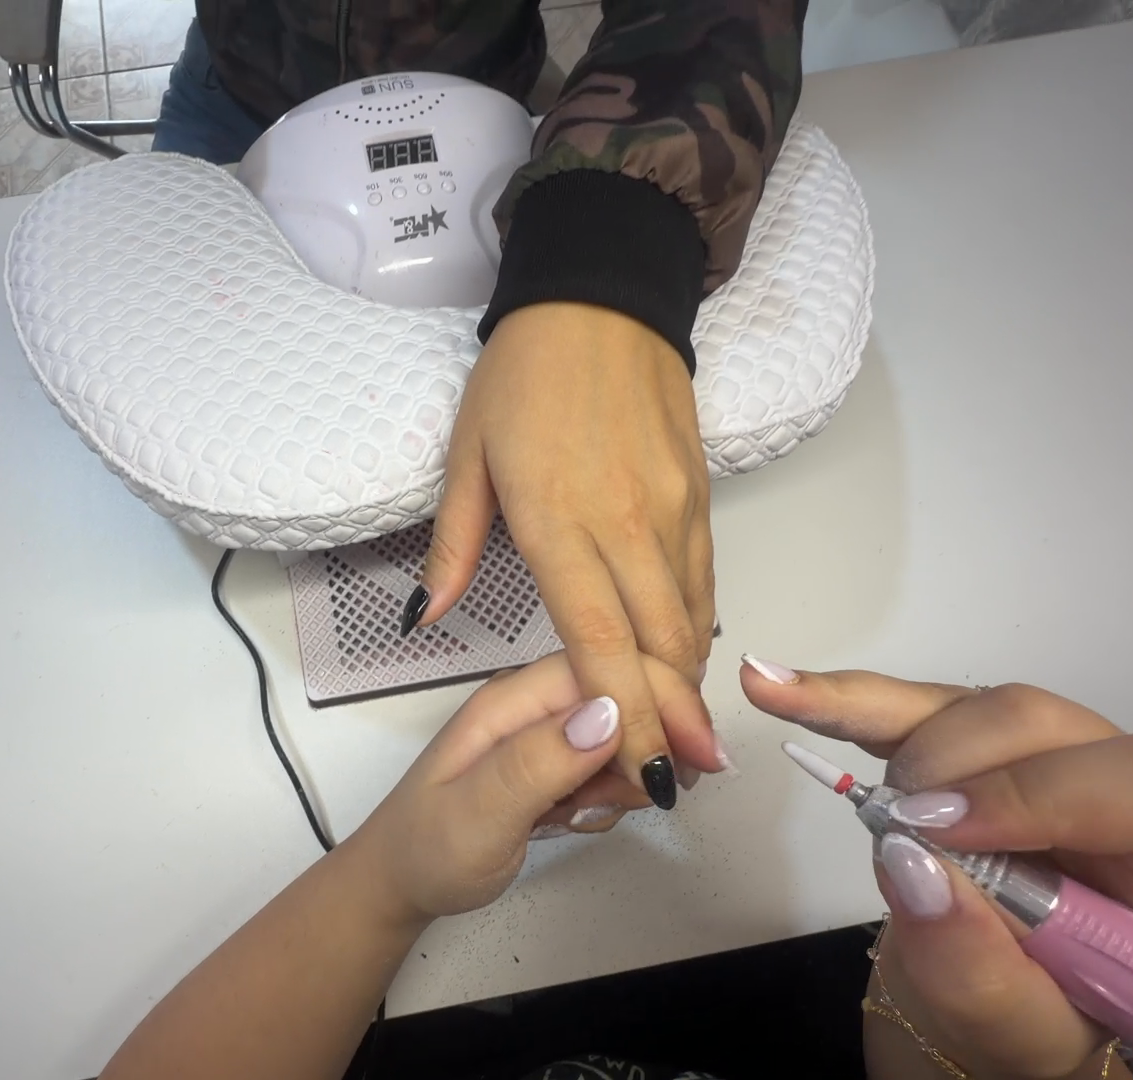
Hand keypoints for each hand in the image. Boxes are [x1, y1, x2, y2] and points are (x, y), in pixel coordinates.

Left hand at [350, 651, 720, 923]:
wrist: (404, 879)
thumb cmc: (429, 847)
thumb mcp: (479, 812)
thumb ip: (540, 762)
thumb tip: (612, 711)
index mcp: (513, 698)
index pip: (604, 665)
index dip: (661, 701)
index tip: (700, 757)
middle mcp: (534, 705)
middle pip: (627, 695)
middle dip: (653, 746)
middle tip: (647, 797)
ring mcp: (546, 733)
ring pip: (627, 735)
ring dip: (628, 779)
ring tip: (581, 813)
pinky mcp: (555, 761)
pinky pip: (610, 767)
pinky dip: (611, 796)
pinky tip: (574, 818)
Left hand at [409, 302, 718, 808]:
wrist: (600, 300)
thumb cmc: (521, 377)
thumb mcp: (467, 456)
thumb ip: (452, 547)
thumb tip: (427, 615)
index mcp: (559, 520)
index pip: (596, 638)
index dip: (619, 714)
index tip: (638, 770)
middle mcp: (630, 524)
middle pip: (659, 644)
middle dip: (667, 718)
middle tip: (669, 775)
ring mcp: (675, 509)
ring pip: (691, 617)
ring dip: (686, 682)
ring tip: (678, 733)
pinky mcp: (701, 493)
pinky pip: (705, 578)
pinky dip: (697, 628)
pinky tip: (684, 656)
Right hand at [739, 663, 1132, 1079]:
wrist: (989, 999)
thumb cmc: (1029, 1026)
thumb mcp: (1015, 1031)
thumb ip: (977, 967)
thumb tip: (908, 863)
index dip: (1037, 793)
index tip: (934, 830)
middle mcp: (1122, 790)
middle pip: (1044, 723)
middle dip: (952, 763)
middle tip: (892, 821)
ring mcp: (1034, 758)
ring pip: (966, 702)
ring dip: (892, 733)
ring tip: (859, 798)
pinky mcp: (960, 744)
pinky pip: (895, 704)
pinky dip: (828, 700)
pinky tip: (770, 682)